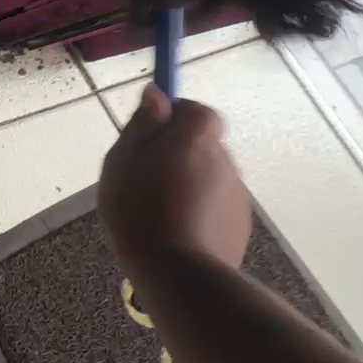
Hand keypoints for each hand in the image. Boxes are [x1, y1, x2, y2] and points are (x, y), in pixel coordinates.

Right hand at [98, 85, 252, 275]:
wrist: (176, 269)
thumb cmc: (137, 204)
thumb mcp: (123, 157)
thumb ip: (144, 123)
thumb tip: (158, 93)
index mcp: (196, 143)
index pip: (201, 112)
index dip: (178, 113)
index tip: (151, 127)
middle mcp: (225, 165)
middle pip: (205, 142)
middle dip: (178, 147)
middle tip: (143, 166)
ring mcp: (237, 197)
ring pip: (210, 172)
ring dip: (187, 174)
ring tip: (155, 196)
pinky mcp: (239, 224)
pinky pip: (215, 198)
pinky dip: (197, 200)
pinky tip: (173, 218)